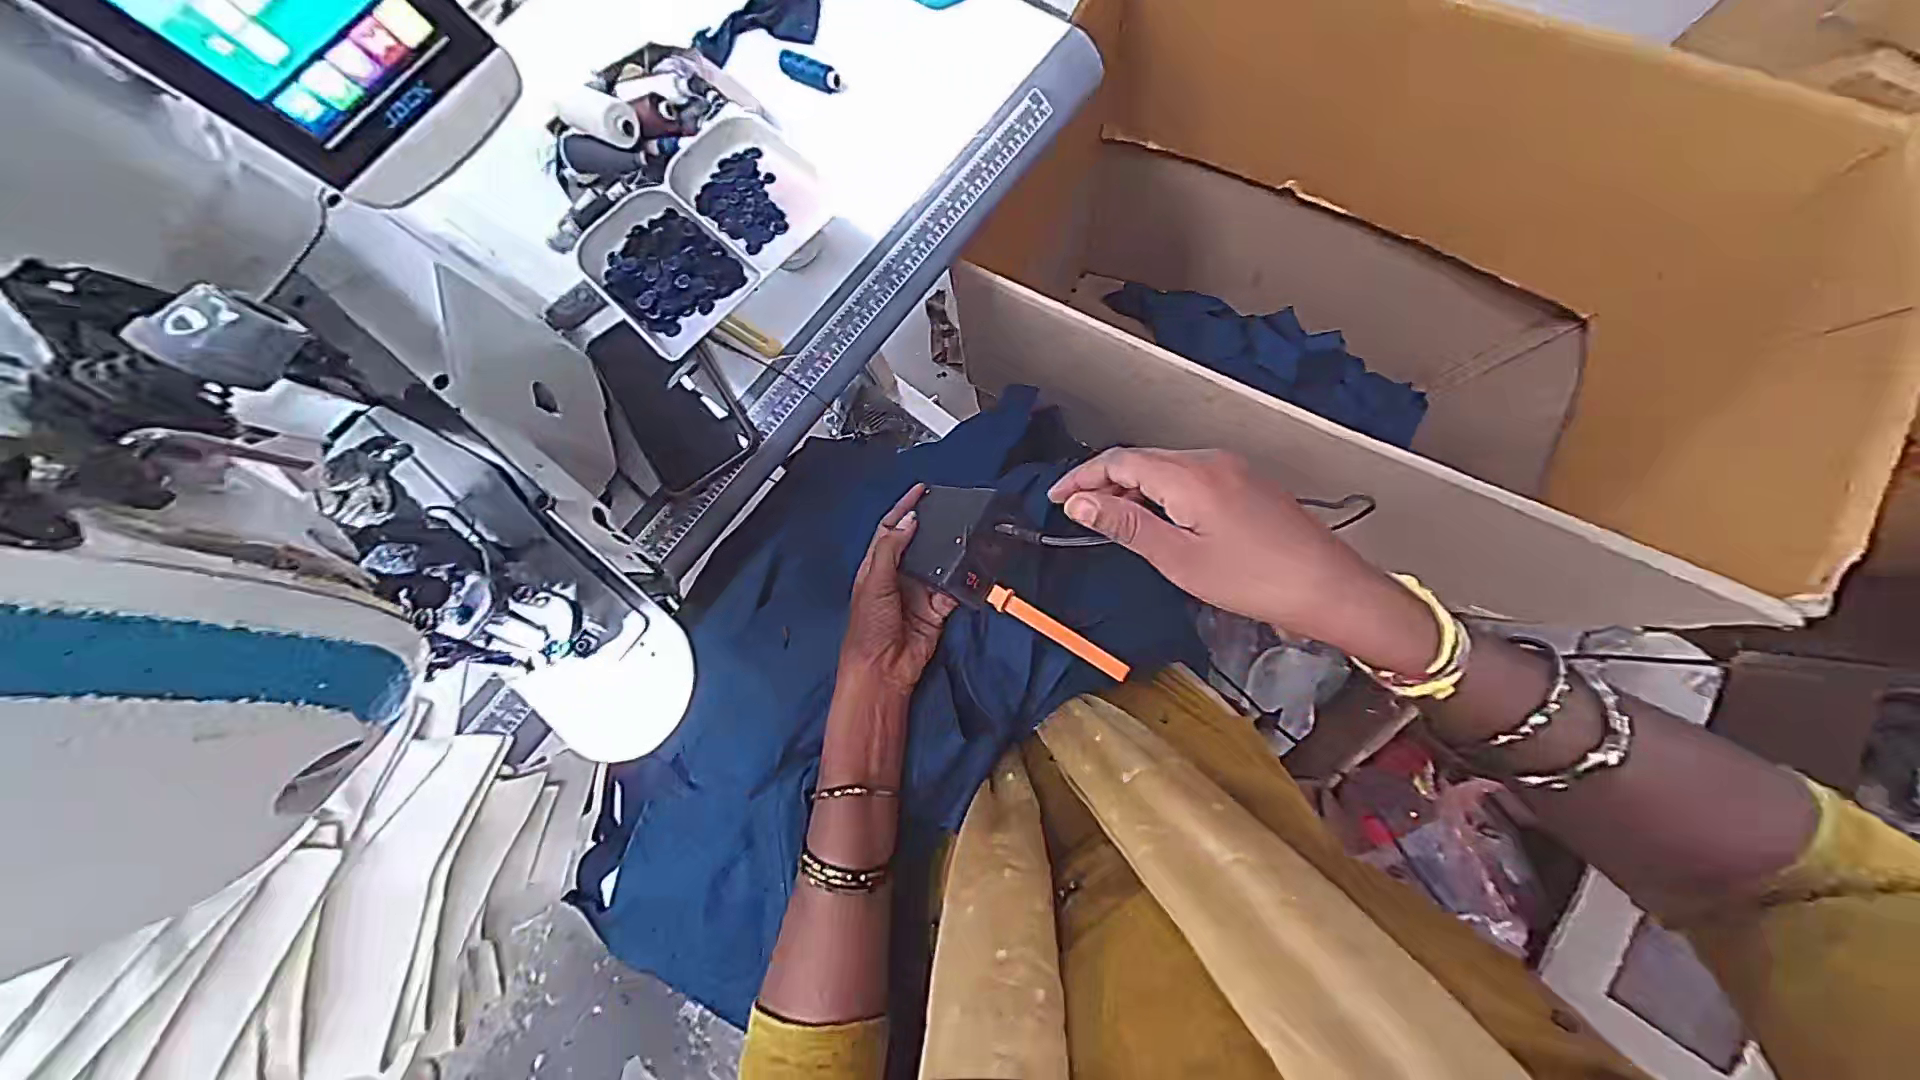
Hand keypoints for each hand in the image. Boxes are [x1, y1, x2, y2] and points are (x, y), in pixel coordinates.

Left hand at [839, 484, 959, 693]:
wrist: (883, 669)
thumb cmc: (868, 628)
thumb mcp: (874, 582)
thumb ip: (891, 549)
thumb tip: (909, 521)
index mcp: (876, 566)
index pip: (890, 529)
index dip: (904, 508)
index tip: (921, 491)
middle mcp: (898, 576)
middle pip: (918, 543)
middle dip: (932, 526)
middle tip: (949, 508)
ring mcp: (919, 592)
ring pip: (938, 563)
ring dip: (948, 551)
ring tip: (963, 532)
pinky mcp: (937, 609)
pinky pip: (953, 589)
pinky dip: (961, 581)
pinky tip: (968, 569)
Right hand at [1048, 449, 1436, 668]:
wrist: (1329, 588)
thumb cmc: (1253, 580)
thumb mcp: (1178, 557)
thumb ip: (1125, 524)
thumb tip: (1079, 501)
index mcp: (1190, 475)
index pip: (1119, 461)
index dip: (1081, 477)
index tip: (1056, 498)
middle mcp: (1210, 460)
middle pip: (1141, 460)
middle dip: (1104, 482)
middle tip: (1081, 515)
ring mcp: (1231, 468)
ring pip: (1165, 468)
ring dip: (1132, 488)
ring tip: (1114, 521)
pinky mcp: (1245, 481)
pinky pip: (1189, 476)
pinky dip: (1161, 493)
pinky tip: (1158, 519)